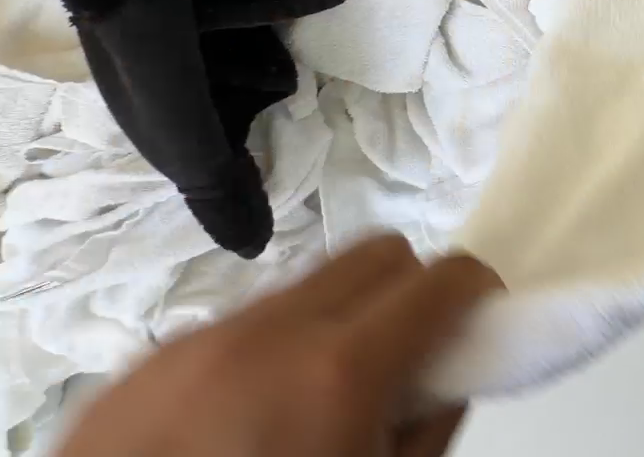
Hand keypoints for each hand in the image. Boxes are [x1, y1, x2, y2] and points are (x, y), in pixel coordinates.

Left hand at [58, 235, 499, 456]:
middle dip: (409, 287)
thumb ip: (436, 415)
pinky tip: (240, 414)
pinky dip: (267, 349)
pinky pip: (238, 324)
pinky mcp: (142, 365)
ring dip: (335, 316)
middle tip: (402, 345)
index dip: (476, 289)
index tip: (476, 316)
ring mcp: (199, 345)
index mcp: (340, 371)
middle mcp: (272, 336)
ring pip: (310, 284)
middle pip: (381, 253)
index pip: (446, 276)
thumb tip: (449, 365)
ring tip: (308, 390)